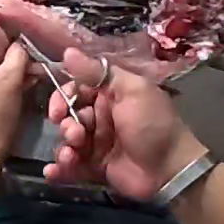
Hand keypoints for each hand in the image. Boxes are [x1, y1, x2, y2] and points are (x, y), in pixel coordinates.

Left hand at [0, 34, 33, 157]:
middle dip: (12, 58)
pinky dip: (4, 84)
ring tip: (35, 71)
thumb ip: (17, 55)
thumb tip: (20, 44)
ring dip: (11, 71)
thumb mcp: (9, 80)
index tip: (27, 40)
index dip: (5, 38)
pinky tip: (26, 83)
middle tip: (35, 58)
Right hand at [44, 48, 207, 200]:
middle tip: (74, 135)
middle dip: (65, 126)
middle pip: (67, 116)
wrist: (171, 170)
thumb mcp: (131, 90)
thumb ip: (98, 72)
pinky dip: (58, 169)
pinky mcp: (94, 167)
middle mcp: (100, 117)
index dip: (62, 98)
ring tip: (72, 156)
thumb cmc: (152, 125)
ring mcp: (96, 143)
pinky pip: (70, 166)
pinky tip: (53, 172)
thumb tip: (67, 52)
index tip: (58, 110)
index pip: (75, 90)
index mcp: (109, 95)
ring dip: (64, 148)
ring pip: (67, 141)